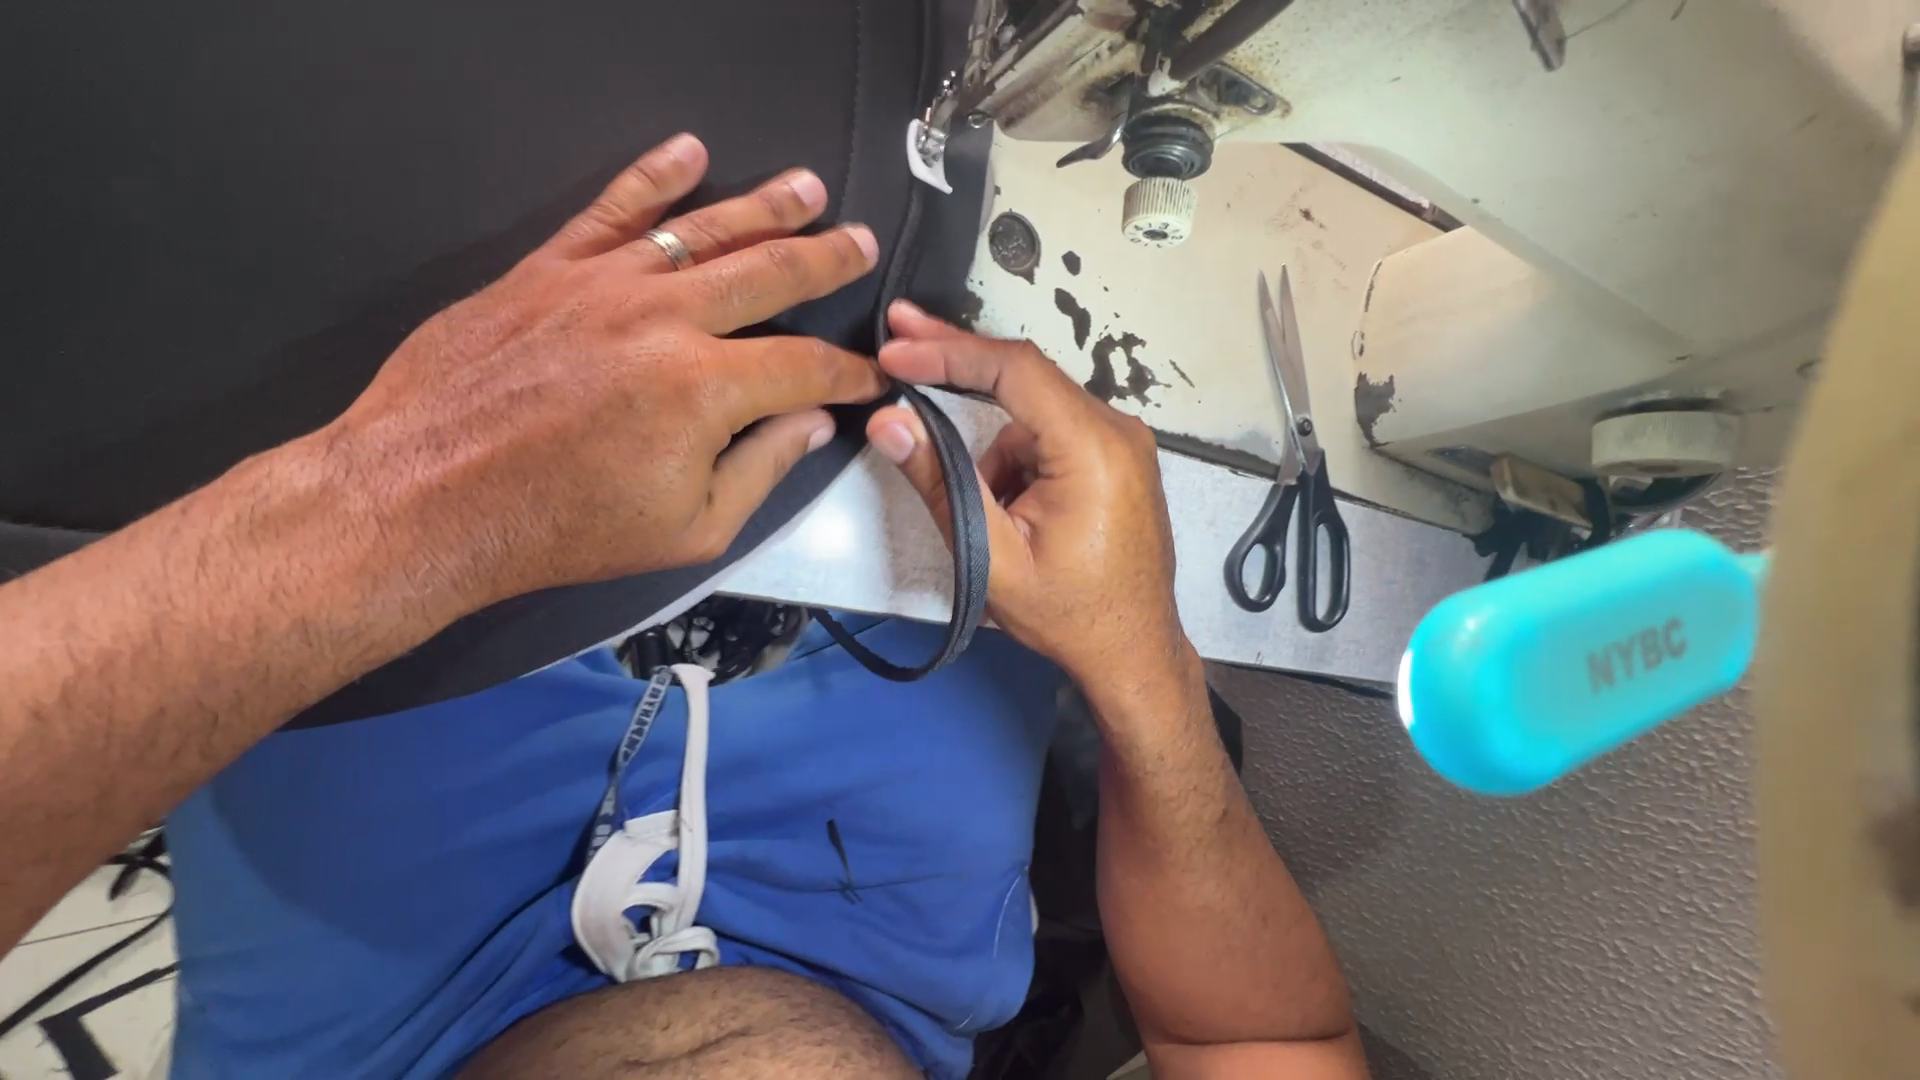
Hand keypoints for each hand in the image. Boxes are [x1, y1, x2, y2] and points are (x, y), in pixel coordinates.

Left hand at [321, 133, 887, 608]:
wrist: (429, 499)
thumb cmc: (564, 528)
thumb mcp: (693, 527)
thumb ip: (763, 467)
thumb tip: (811, 423)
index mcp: (704, 390)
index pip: (806, 366)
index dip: (850, 372)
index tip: (871, 374)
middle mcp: (663, 321)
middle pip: (771, 273)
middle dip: (829, 260)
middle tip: (863, 246)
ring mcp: (603, 286)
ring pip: (705, 230)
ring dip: (766, 206)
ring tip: (807, 189)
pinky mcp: (548, 270)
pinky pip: (612, 209)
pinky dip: (654, 177)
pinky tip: (691, 152)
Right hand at [865, 301, 1189, 684]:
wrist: (1133, 652)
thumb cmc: (1068, 614)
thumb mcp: (992, 556)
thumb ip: (941, 483)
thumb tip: (889, 422)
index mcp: (1093, 450)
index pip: (1015, 370)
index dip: (949, 351)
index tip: (897, 351)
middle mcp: (1117, 429)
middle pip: (1026, 377)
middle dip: (958, 365)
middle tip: (900, 336)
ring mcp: (1123, 441)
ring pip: (1033, 415)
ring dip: (994, 451)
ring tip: (995, 518)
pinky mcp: (1117, 456)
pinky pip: (1052, 436)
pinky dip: (1019, 462)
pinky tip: (1018, 513)